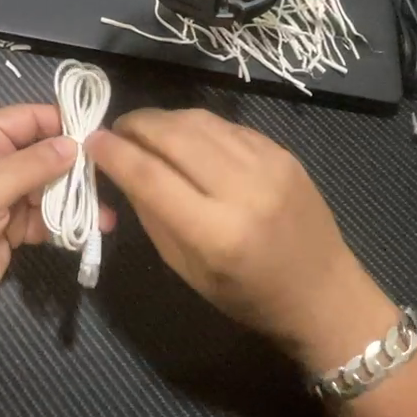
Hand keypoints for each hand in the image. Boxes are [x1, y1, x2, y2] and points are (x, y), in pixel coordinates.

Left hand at [0, 104, 116, 323]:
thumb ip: (31, 164)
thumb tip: (74, 144)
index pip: (28, 119)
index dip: (62, 122)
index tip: (99, 133)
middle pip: (43, 154)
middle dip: (75, 166)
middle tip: (111, 178)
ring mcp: (3, 198)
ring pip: (48, 189)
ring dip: (75, 199)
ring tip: (107, 213)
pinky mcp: (10, 229)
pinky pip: (44, 218)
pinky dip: (66, 224)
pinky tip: (92, 230)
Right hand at [89, 108, 396, 369]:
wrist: (326, 295)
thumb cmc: (247, 296)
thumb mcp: (186, 268)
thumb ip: (151, 213)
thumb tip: (120, 167)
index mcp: (215, 232)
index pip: (149, 175)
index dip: (113, 152)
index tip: (90, 141)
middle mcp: (243, 190)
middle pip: (172, 135)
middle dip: (134, 125)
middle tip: (114, 131)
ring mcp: (268, 164)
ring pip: (197, 120)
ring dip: (162, 120)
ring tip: (143, 130)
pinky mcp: (282, 151)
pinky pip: (224, 125)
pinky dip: (194, 126)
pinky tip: (183, 137)